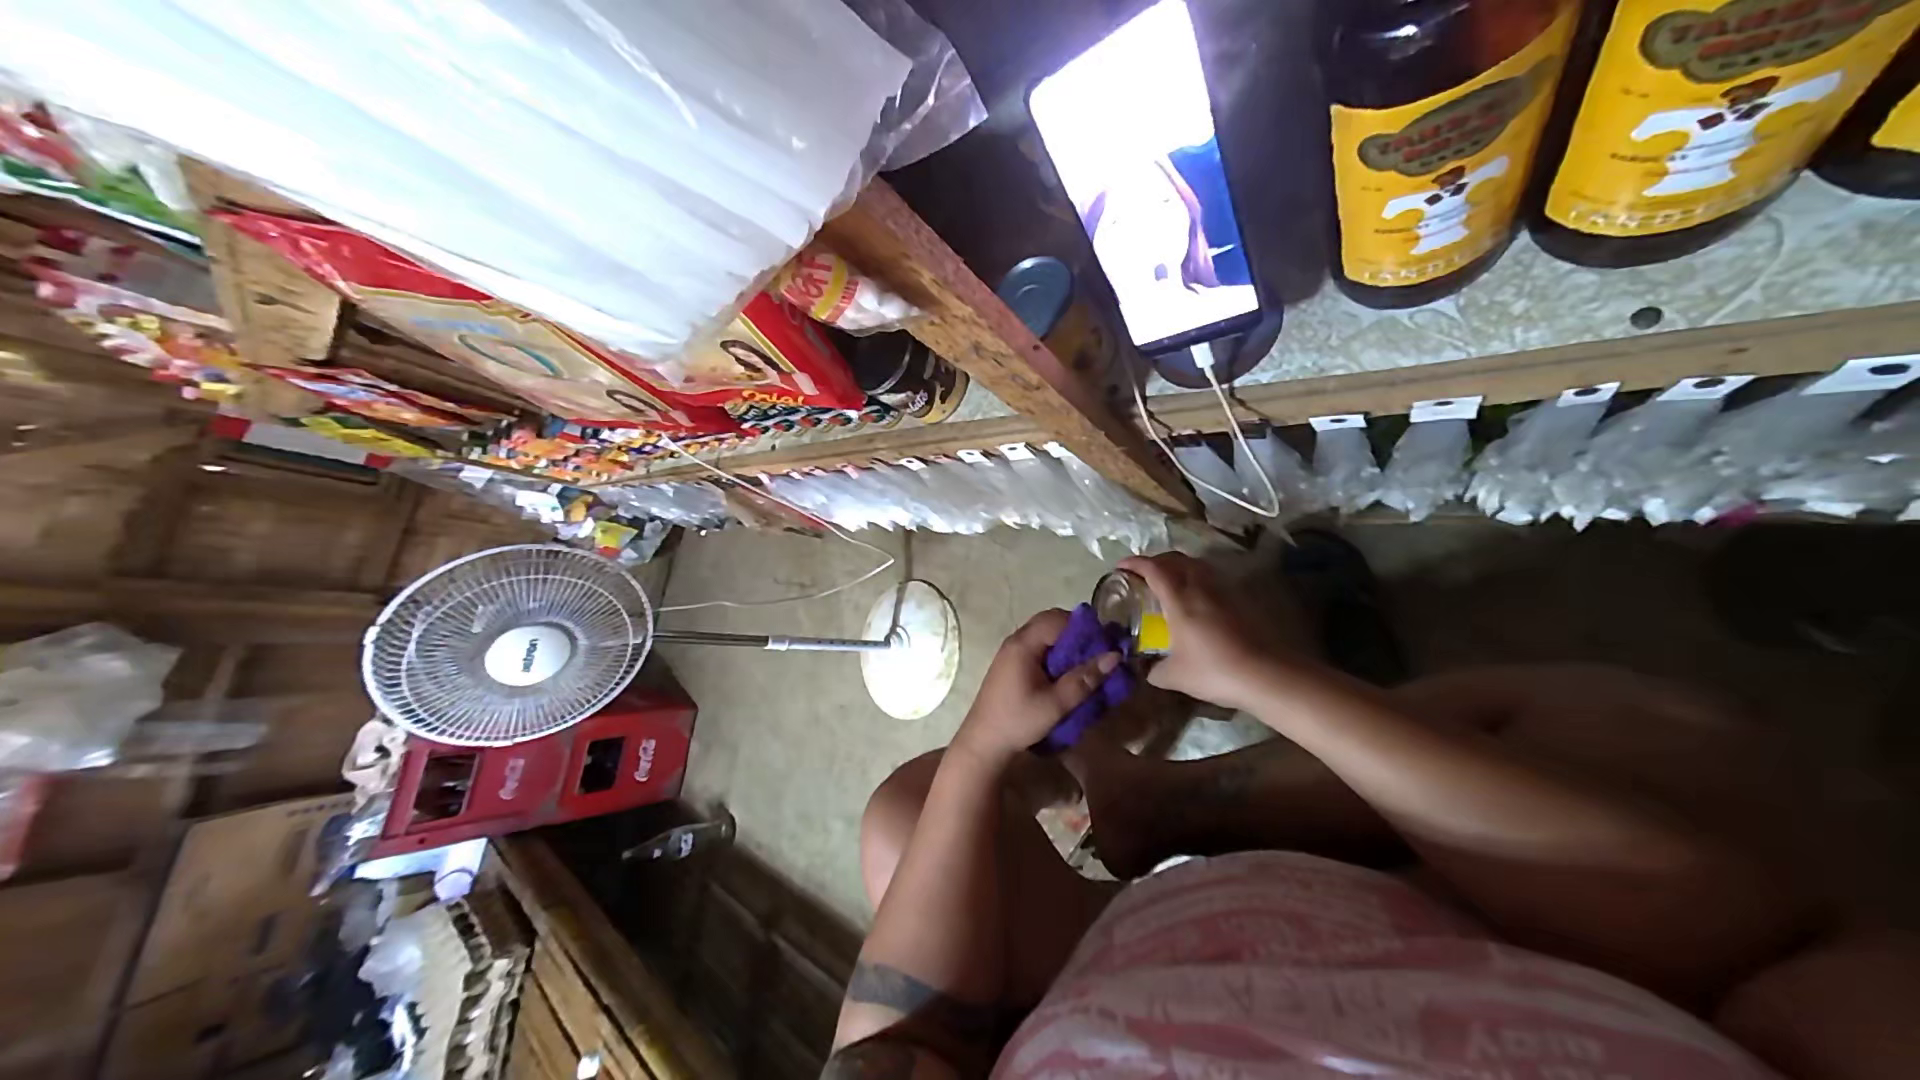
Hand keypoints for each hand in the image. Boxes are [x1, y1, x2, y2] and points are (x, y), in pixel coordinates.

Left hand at [950, 609, 1118, 765]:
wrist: (984, 742)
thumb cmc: (1018, 721)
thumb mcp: (1056, 704)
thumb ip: (1084, 679)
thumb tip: (1114, 656)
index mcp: (1023, 644)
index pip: (1058, 619)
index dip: (1084, 627)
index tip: (1105, 643)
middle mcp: (1015, 641)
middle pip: (1050, 621)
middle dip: (1076, 633)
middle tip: (1098, 652)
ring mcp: (1011, 651)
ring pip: (1044, 634)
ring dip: (1066, 643)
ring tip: (1086, 662)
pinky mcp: (1011, 663)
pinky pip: (1037, 646)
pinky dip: (1055, 652)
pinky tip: (1066, 672)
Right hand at [1118, 552, 1289, 710]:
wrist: (1266, 675)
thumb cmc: (1214, 671)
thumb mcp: (1174, 676)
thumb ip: (1154, 669)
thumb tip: (1145, 669)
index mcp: (1179, 599)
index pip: (1153, 569)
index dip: (1135, 563)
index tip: (1121, 567)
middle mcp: (1201, 587)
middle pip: (1176, 559)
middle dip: (1156, 561)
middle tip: (1143, 573)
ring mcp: (1224, 591)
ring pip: (1197, 566)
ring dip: (1179, 567)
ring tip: (1169, 582)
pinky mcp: (1241, 601)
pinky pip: (1212, 579)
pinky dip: (1197, 579)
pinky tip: (1196, 599)